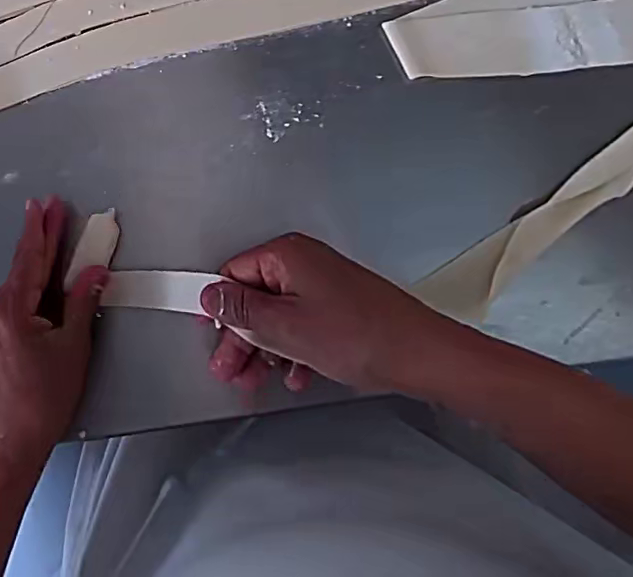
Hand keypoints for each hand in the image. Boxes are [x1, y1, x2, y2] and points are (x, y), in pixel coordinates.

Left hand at [0, 196, 109, 465]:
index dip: (41, 229)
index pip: (31, 258)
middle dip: (40, 234)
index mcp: (12, 306)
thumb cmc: (43, 396)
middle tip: (51, 205)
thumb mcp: (71, 347)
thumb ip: (82, 303)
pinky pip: (18, 292)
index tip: (44, 203)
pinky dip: (34, 277)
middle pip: (24, 263)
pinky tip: (45, 269)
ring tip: (52, 230)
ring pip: (21, 278)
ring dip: (38, 255)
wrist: (9, 438)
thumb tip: (95, 271)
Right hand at [199, 232, 459, 393]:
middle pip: (254, 296)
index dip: (219, 308)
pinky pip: (301, 321)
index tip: (208, 331)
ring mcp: (321, 282)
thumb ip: (241, 310)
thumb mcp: (285, 327)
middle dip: (241, 336)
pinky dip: (291, 347)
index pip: (233, 274)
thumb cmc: (365, 335)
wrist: (424, 355)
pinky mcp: (337, 303)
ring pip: (277, 314)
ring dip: (264, 348)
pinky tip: (294, 372)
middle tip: (230, 366)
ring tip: (258, 377)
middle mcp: (302, 262)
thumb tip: (211, 295)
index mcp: (286, 255)